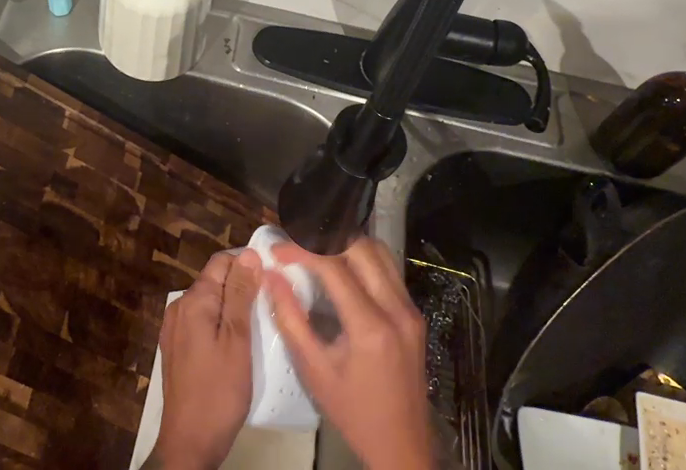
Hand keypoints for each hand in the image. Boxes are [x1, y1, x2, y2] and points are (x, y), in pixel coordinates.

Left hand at [148, 249, 263, 469]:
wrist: (190, 440)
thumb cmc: (219, 390)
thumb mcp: (237, 340)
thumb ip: (240, 295)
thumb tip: (247, 254)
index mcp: (193, 300)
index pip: (220, 263)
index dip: (247, 266)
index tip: (272, 281)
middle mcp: (179, 307)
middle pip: (214, 282)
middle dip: (241, 288)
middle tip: (271, 307)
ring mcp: (174, 328)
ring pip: (209, 304)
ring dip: (232, 309)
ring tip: (260, 326)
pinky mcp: (176, 348)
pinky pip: (202, 323)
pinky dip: (220, 326)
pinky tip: (238, 345)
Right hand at [264, 237, 434, 469]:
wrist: (402, 447)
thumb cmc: (352, 412)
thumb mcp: (314, 370)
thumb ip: (290, 318)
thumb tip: (270, 276)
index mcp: (370, 327)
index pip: (333, 266)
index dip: (301, 250)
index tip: (276, 250)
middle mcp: (397, 310)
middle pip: (360, 248)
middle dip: (323, 239)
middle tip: (295, 245)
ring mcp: (410, 310)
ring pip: (379, 252)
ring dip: (345, 244)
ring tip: (315, 249)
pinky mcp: (414, 314)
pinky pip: (388, 270)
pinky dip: (362, 258)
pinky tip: (340, 268)